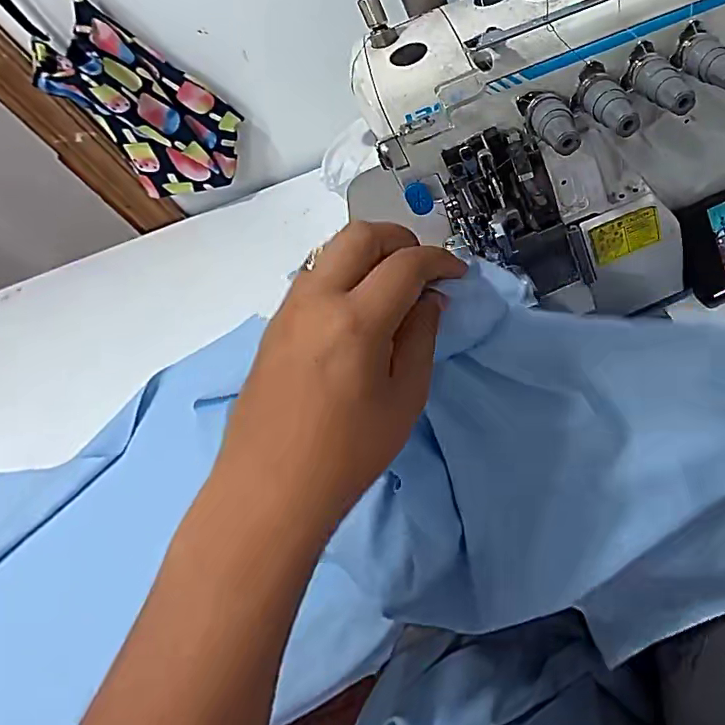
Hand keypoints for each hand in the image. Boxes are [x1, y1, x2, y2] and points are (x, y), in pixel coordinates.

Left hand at [217, 222, 465, 530]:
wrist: (268, 491)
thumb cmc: (347, 454)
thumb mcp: (405, 398)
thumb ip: (421, 337)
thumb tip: (429, 300)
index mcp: (356, 321)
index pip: (406, 264)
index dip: (439, 260)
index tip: (456, 274)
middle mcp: (317, 300)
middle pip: (362, 234)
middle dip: (401, 239)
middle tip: (423, 266)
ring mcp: (289, 309)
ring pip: (333, 249)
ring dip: (369, 252)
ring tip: (393, 285)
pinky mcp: (275, 324)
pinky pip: (315, 275)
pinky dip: (345, 271)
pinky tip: (360, 307)